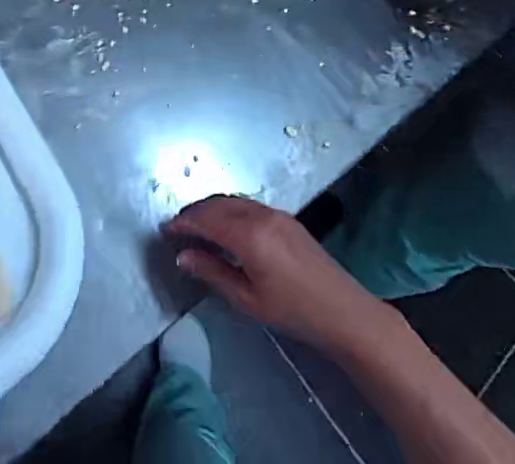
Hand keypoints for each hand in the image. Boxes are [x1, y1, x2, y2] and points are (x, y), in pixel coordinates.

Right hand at [163, 195, 397, 357]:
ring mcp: (276, 214)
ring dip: (211, 209)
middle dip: (194, 213)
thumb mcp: (248, 299)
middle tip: (178, 228)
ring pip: (232, 201)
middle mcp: (261, 216)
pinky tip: (226, 227)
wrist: (348, 314)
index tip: (166, 230)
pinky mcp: (287, 219)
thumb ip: (212, 272)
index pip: (205, 219)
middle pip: (216, 204)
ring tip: (198, 227)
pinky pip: (248, 205)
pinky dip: (229, 210)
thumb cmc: (295, 312)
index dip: (183, 223)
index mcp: (249, 235)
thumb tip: (183, 256)